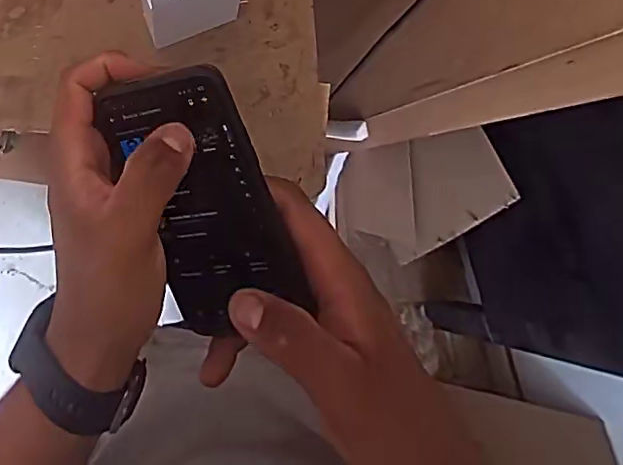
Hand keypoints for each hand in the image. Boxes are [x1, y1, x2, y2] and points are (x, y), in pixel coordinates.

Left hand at [44, 53, 193, 391]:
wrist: (99, 343)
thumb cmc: (104, 289)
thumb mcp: (127, 228)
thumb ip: (150, 175)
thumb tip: (177, 129)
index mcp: (71, 158)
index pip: (75, 86)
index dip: (109, 67)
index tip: (153, 77)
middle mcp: (83, 160)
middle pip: (102, 99)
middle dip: (141, 87)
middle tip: (182, 96)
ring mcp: (102, 179)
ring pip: (124, 127)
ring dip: (155, 117)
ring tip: (192, 120)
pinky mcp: (123, 196)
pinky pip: (141, 154)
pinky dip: (164, 145)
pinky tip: (191, 155)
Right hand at [199, 180, 484, 463]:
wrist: (426, 464)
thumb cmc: (400, 426)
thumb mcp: (340, 380)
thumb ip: (293, 337)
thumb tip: (244, 299)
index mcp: (341, 278)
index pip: (297, 209)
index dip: (260, 188)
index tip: (221, 186)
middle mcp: (333, 283)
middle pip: (276, 237)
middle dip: (235, 241)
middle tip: (195, 246)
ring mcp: (327, 307)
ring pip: (270, 279)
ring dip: (235, 296)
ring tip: (204, 327)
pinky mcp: (321, 333)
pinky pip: (274, 313)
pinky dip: (246, 328)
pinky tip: (226, 356)